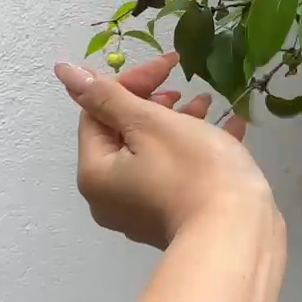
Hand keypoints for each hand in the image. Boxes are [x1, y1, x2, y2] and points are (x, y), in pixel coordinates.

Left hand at [56, 52, 275, 248]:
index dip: (130, 83)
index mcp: (95, 173)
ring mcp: (140, 213)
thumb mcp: (149, 123)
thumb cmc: (192, 171)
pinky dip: (194, 150)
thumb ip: (107, 96)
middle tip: (184, 92)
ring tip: (209, 106)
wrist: (237, 234)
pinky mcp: (171, 219)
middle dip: (155, 105)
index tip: (168, 66)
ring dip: (178, 123)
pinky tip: (228, 129)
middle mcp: (109, 198)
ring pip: (152, 154)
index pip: (97, 113)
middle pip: (123, 135)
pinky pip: (174, 175)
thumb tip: (64, 71)